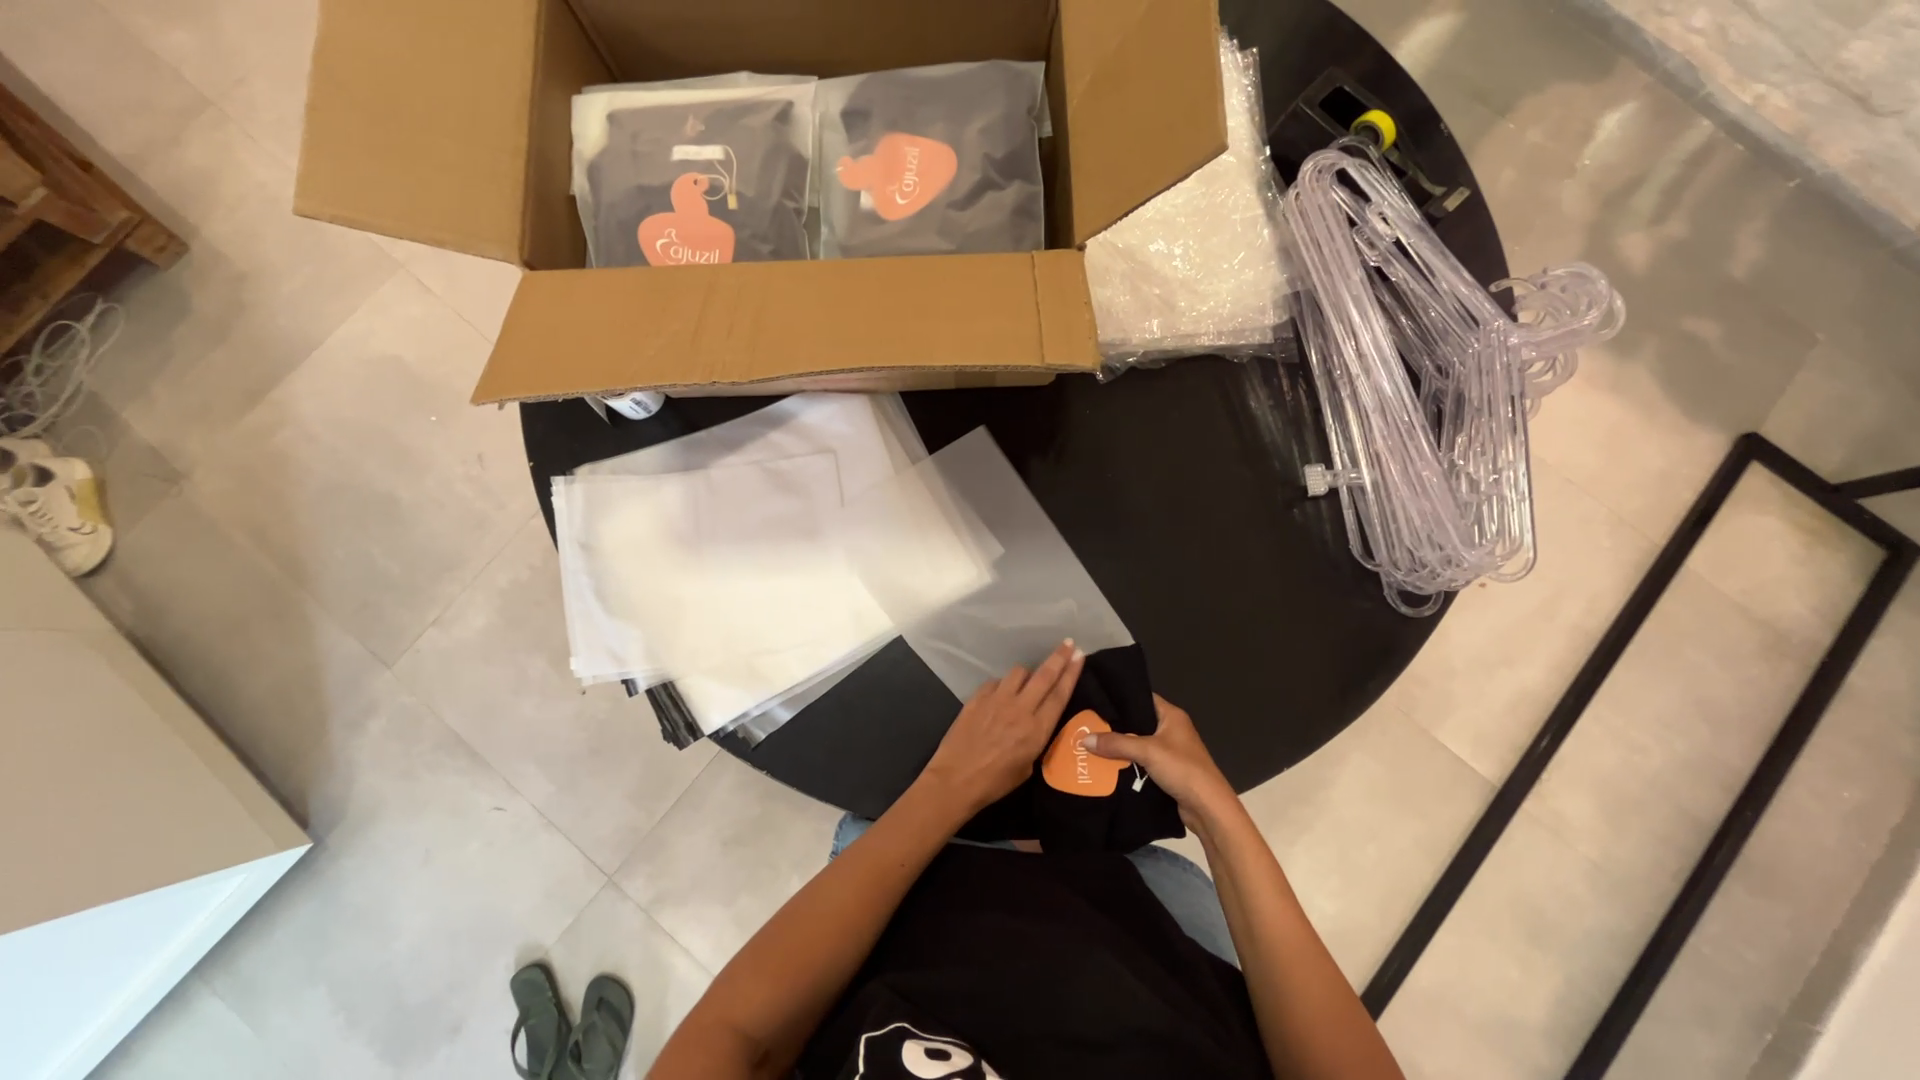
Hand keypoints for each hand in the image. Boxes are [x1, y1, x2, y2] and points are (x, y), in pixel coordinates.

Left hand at [917, 641, 1085, 815]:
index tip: (1079, 655)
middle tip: (1068, 643)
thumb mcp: (1027, 767)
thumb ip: (1035, 739)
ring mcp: (996, 701)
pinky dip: (1002, 685)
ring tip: (1027, 682)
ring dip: (1027, 674)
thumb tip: (1035, 722)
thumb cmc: (995, 782)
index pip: (1060, 694)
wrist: (955, 780)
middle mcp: (1019, 709)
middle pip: (1044, 676)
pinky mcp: (976, 698)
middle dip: (1059, 657)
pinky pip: (995, 682)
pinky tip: (999, 696)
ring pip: (1018, 673)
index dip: (1072, 673)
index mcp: (1036, 729)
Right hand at [1082, 695, 1235, 828]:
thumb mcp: (1147, 751)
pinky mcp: (1166, 771)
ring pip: (1137, 744)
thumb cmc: (1182, 769)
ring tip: (1089, 744)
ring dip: (1118, 748)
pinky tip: (1105, 765)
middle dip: (1114, 726)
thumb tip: (1084, 739)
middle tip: (1086, 725)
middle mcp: (1171, 730)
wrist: (1208, 808)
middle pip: (1137, 723)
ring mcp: (1169, 752)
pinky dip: (1126, 764)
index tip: (1095, 700)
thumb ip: (1116, 743)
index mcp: (1171, 716)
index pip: (1142, 698)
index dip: (1120, 698)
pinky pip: (1140, 762)